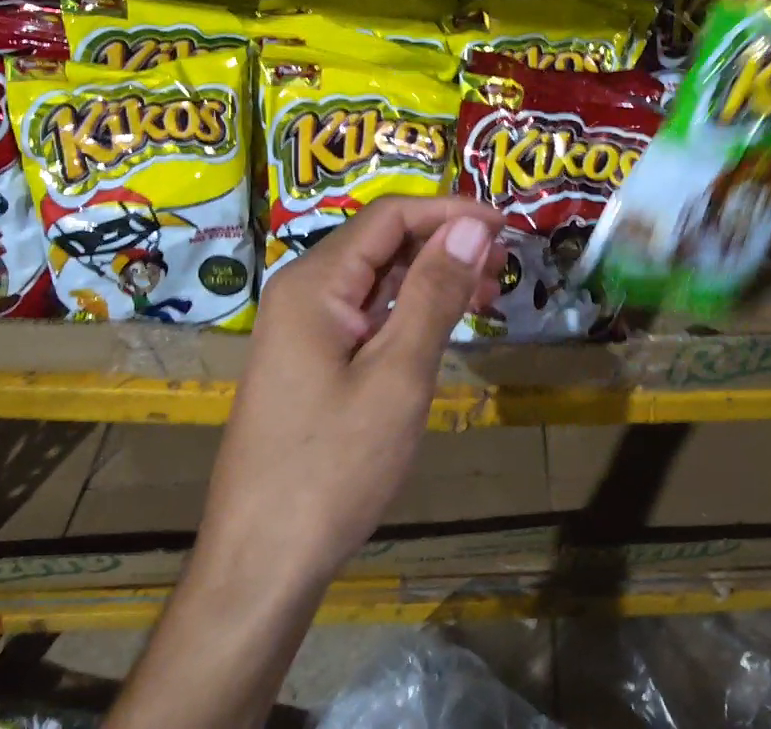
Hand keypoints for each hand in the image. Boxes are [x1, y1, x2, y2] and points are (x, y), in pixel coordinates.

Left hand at [198, 196, 505, 583]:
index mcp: (314, 284)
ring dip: (432, 277)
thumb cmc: (334, 465)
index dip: (451, 212)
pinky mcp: (311, 363)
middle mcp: (303, 293)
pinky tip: (444, 327)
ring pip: (377, 280)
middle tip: (505, 266)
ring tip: (488, 293)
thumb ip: (435, 294)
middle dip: (444, 242)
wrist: (263, 559)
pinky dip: (410, 312)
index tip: (508, 228)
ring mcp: (303, 330)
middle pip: (381, 242)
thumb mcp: (397, 376)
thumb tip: (472, 226)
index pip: (389, 216)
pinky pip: (367, 316)